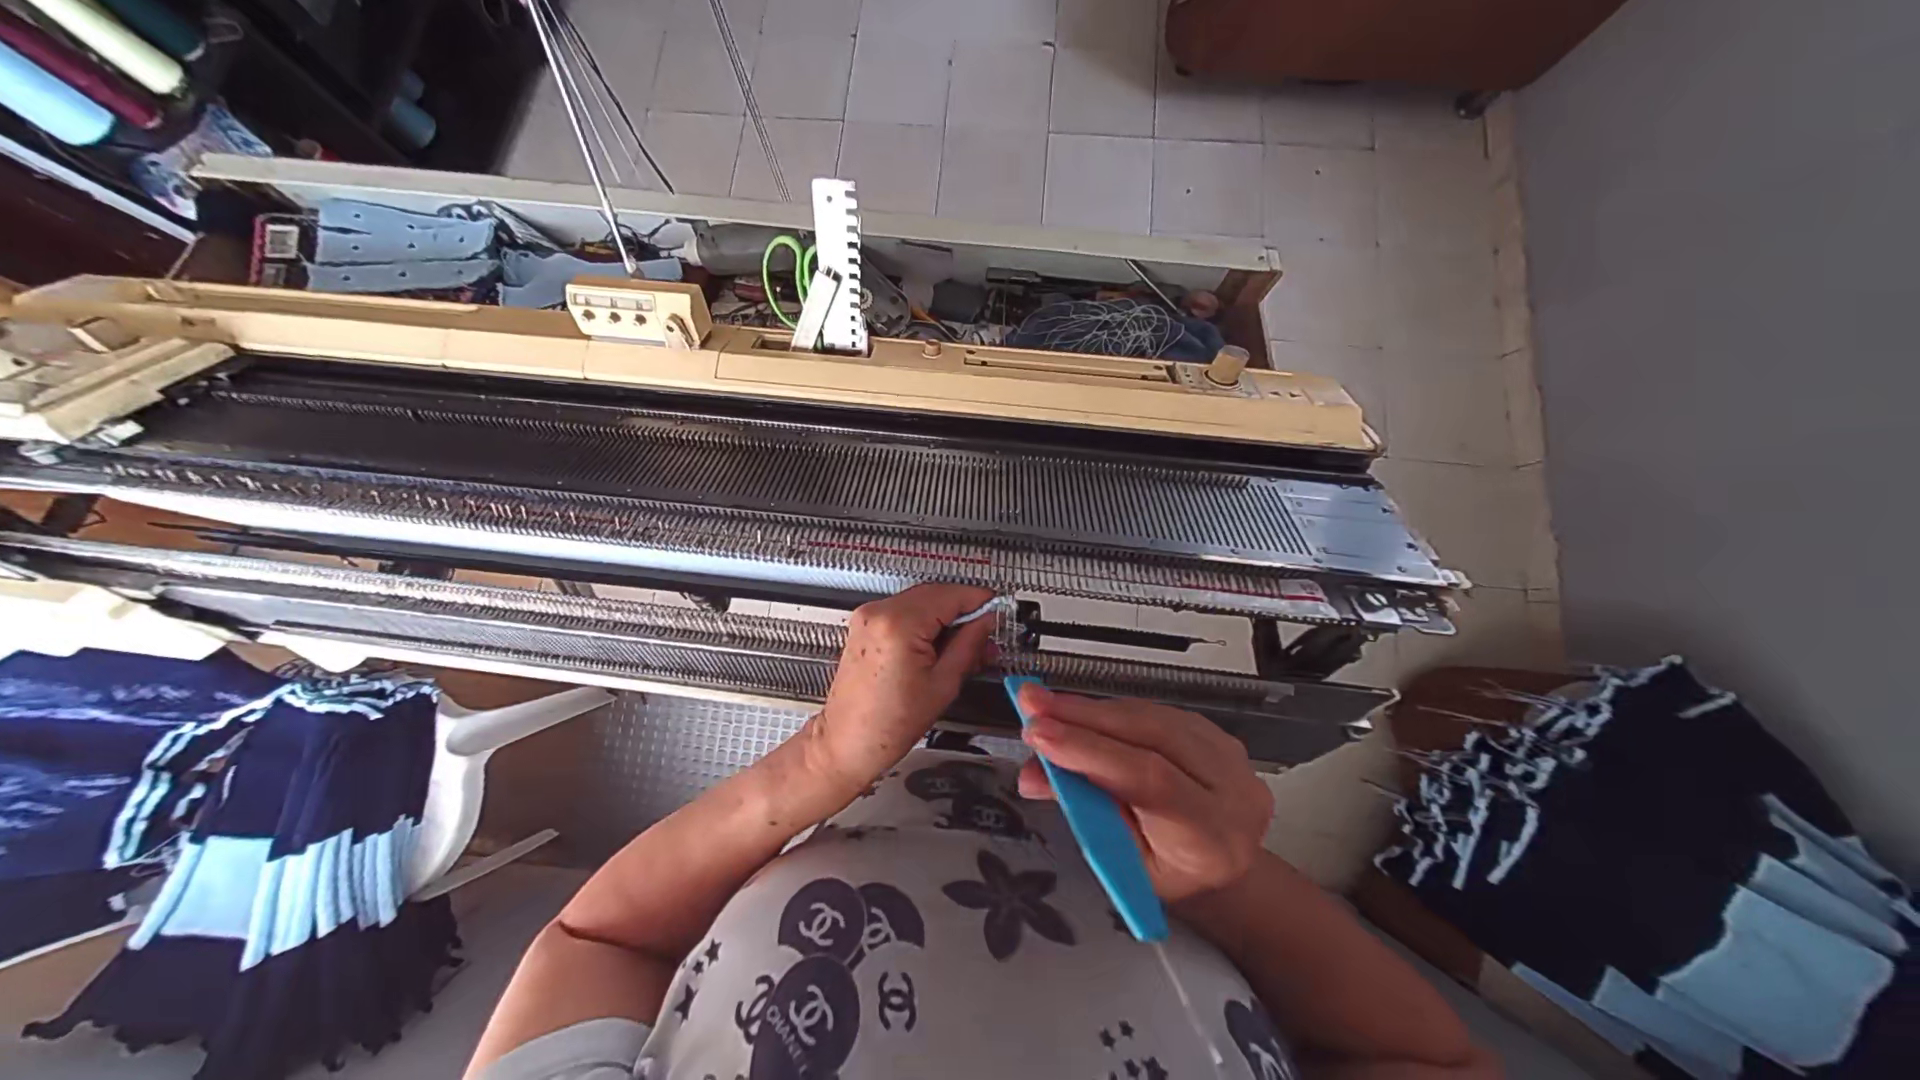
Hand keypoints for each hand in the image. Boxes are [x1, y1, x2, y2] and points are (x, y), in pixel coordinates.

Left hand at [807, 584, 998, 791]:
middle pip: (936, 593)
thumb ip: (969, 645)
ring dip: (946, 616)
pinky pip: (904, 611)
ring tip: (966, 645)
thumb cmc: (886, 725)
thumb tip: (987, 622)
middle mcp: (879, 612)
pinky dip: (925, 622)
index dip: (980, 601)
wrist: (847, 743)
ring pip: (921, 601)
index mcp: (899, 624)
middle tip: (987, 632)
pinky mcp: (865, 626)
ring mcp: (868, 617)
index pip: (952, 595)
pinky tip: (940, 645)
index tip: (998, 609)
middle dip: (964, 610)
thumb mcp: (943, 684)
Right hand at [1015, 685, 1272, 903]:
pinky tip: (1077, 710)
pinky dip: (1109, 711)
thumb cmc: (1168, 873)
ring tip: (1043, 706)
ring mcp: (1227, 754)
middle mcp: (1231, 789)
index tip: (1039, 734)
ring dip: (1090, 710)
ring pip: (1149, 717)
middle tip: (1031, 704)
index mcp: (1212, 837)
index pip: (1150, 779)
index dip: (1089, 751)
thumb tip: (1033, 774)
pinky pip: (1153, 712)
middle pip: (1151, 735)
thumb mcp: (1122, 862)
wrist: (1216, 866)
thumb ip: (1085, 815)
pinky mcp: (1213, 733)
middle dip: (1082, 717)